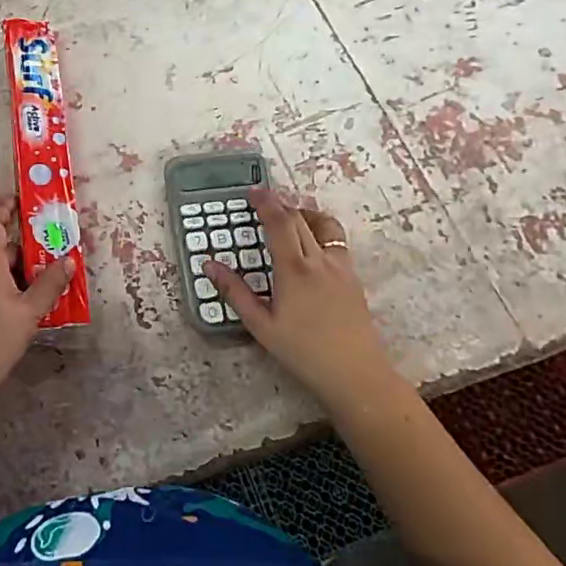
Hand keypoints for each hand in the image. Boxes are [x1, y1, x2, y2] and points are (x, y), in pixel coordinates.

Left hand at [0, 197, 73, 411]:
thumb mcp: (28, 312)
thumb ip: (49, 285)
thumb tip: (68, 260)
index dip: (7, 208)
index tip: (23, 198)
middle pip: (1, 247)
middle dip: (27, 247)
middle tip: (55, 250)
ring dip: (20, 269)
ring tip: (48, 279)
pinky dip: (9, 284)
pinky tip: (27, 302)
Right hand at [202, 189, 397, 407]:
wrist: (356, 374)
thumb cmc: (303, 352)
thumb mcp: (261, 326)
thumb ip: (235, 292)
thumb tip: (209, 265)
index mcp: (294, 269)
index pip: (279, 222)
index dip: (265, 202)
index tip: (253, 191)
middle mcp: (319, 260)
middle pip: (299, 218)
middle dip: (281, 203)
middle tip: (265, 199)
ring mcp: (340, 267)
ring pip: (323, 225)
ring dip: (304, 213)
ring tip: (290, 215)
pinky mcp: (353, 277)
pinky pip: (336, 241)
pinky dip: (320, 231)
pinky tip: (312, 245)